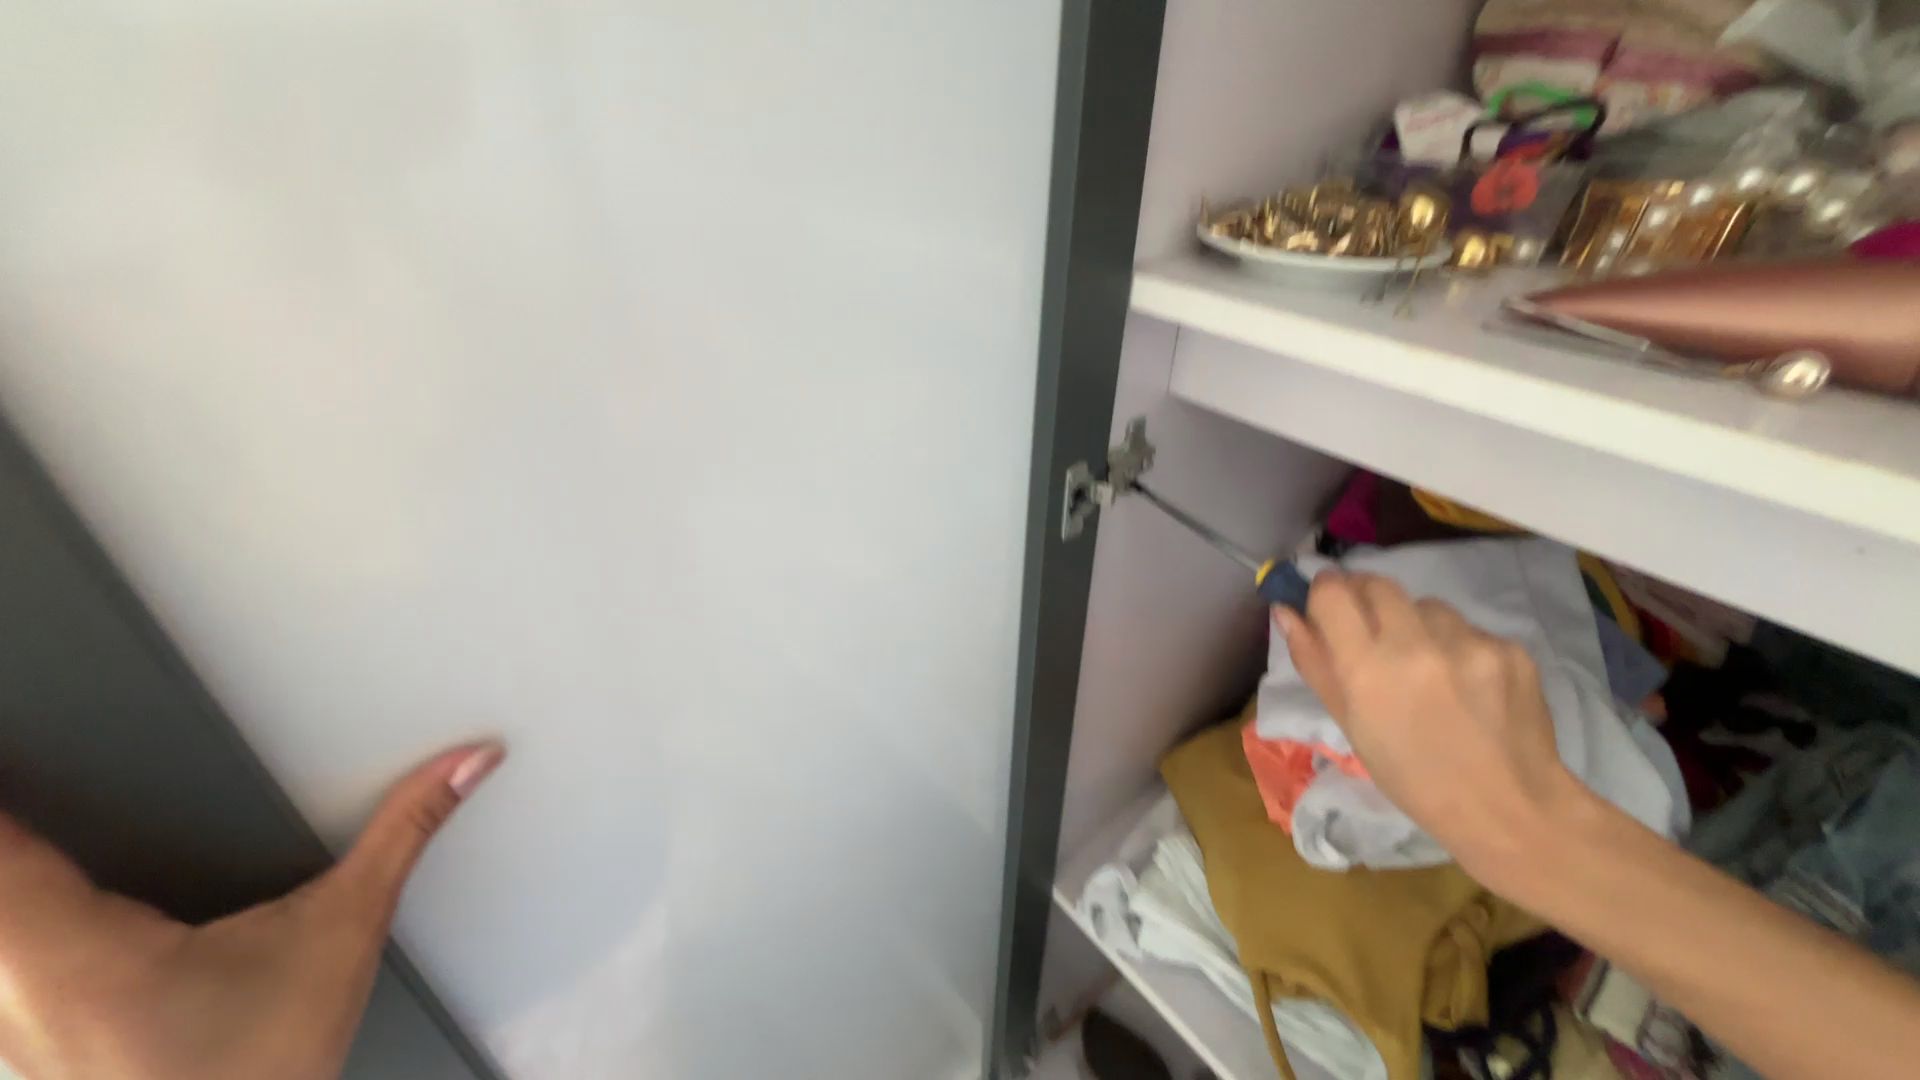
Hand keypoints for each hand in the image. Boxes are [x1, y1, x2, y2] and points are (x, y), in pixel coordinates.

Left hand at [0, 741, 503, 1079]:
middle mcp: (15, 997)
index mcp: (76, 956)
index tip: (23, 731)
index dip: (9, 796)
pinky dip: (15, 919)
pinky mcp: (27, 1046)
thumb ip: (403, 831)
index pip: (0, 851)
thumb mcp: (346, 928)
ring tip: (28, 832)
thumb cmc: (267, 1068)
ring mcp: (9, 1032)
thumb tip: (463, 766)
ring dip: (6, 874)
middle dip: (7, 833)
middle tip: (30, 762)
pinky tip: (47, 908)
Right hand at [1274, 571, 1583, 886]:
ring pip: (1426, 606)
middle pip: (1378, 584)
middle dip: (1366, 597)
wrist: (1508, 808)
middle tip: (1370, 629)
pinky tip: (1466, 684)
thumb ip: (1315, 662)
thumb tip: (1286, 610)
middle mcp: (1416, 645)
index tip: (1326, 602)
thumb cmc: (1410, 775)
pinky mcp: (1511, 649)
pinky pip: (1468, 629)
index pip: (1333, 592)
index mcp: (1367, 668)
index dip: (1325, 591)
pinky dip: (1457, 646)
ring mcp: (1470, 643)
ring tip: (1427, 668)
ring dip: (1416, 624)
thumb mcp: (1349, 725)